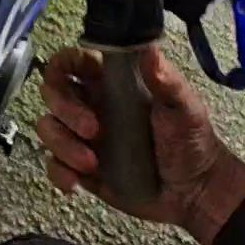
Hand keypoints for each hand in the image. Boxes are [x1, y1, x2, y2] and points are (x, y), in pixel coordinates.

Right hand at [36, 45, 244, 244]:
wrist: (196, 195)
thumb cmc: (191, 143)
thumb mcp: (185, 110)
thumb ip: (167, 81)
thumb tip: (150, 50)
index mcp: (111, 85)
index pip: (73, 62)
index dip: (61, 64)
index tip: (65, 77)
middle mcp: (91, 106)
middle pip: (53, 93)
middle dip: (64, 110)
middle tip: (94, 130)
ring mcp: (83, 138)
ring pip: (49, 128)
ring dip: (62, 144)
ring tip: (91, 163)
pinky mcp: (81, 168)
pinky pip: (54, 165)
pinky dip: (58, 172)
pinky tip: (76, 182)